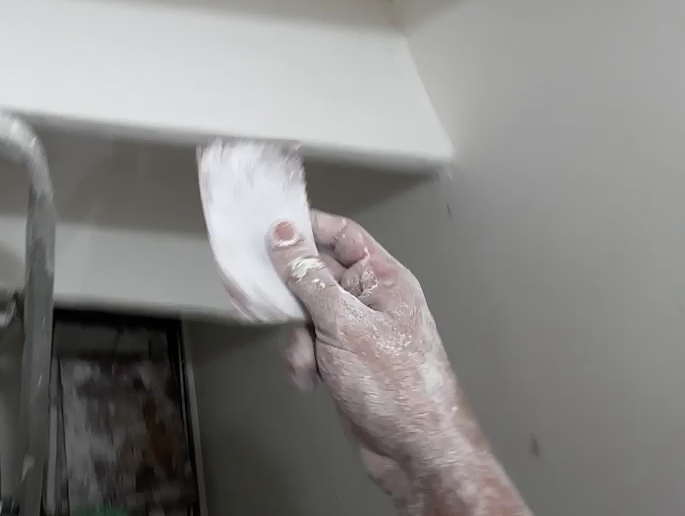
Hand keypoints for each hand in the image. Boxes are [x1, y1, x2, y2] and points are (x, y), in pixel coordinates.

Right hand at [268, 212, 495, 507]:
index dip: (307, 227)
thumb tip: (283, 235)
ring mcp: (355, 327)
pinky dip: (301, 357)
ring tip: (306, 358)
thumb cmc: (398, 387)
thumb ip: (309, 277)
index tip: (271, 230)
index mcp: (383, 278)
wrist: (417, 457)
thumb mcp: (344, 323)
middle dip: (292, 293)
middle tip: (267, 295)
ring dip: (297, 335)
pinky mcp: (342, 355)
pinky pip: (308, 340)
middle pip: (315, 271)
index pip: (340, 233)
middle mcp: (369, 297)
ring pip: (305, 309)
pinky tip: (309, 377)